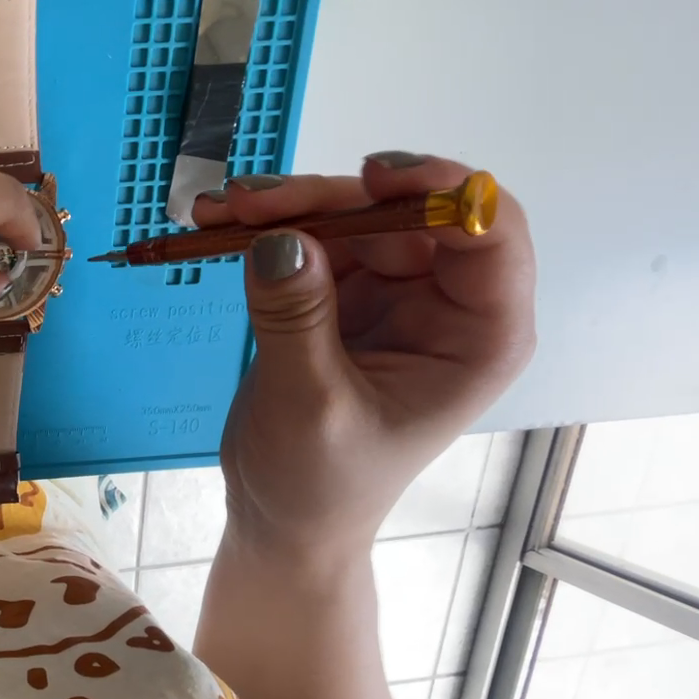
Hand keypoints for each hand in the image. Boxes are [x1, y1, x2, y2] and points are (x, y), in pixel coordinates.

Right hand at [198, 154, 536, 552]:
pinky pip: (304, 252)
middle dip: (321, 203)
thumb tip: (275, 238)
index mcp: (475, 335)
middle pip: (398, 219)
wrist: (280, 519)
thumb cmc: (315, 480)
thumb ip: (296, 319)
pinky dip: (261, 237)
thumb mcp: (307, 402)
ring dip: (280, 212)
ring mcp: (383, 302)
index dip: (435, 192)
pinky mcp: (333, 306)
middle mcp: (438, 306)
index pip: (484, 235)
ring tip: (214, 210)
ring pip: (345, 227)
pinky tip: (218, 229)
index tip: (365, 178)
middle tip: (241, 203)